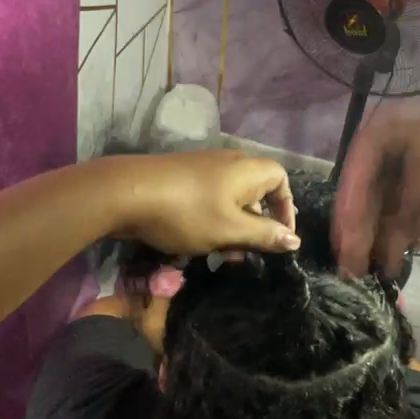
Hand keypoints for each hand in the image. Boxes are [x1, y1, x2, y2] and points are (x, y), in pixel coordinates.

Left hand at [94, 150, 298, 255]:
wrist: (125, 193)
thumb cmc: (187, 212)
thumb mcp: (230, 230)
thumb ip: (264, 236)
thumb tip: (294, 240)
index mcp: (247, 169)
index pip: (281, 179)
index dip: (286, 208)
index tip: (281, 237)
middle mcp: (227, 163)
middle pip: (256, 191)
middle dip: (256, 224)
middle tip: (248, 253)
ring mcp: (201, 170)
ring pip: (230, 200)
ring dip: (232, 228)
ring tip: (221, 255)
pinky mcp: (181, 179)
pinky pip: (208, 200)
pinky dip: (211, 222)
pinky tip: (197, 244)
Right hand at [333, 104, 419, 298]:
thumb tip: (385, 161)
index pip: (387, 129)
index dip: (361, 165)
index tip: (351, 209)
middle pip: (376, 164)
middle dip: (356, 204)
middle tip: (345, 246)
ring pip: (379, 197)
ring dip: (363, 229)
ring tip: (356, 265)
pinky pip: (391, 223)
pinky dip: (381, 243)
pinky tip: (381, 266)